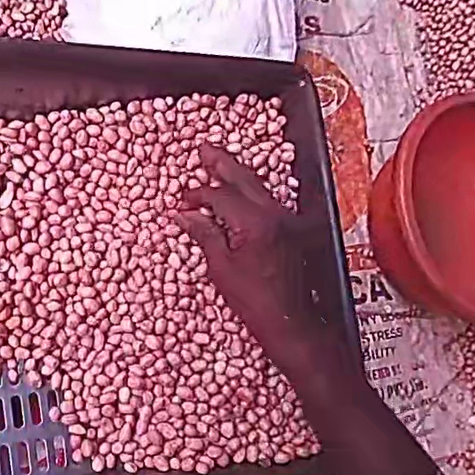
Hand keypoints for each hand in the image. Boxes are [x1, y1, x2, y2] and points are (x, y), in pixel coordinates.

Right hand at [174, 143, 350, 384]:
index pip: (220, 195)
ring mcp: (288, 221)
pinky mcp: (294, 231)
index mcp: (255, 222)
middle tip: (203, 150)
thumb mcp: (222, 268)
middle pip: (244, 179)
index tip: (181, 201)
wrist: (294, 323)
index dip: (197, 195)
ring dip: (237, 176)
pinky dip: (250, 194)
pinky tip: (240, 196)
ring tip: (219, 166)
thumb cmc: (256, 303)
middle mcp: (276, 215)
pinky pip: (269, 202)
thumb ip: (205, 234)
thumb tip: (185, 215)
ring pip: (259, 188)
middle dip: (221, 163)